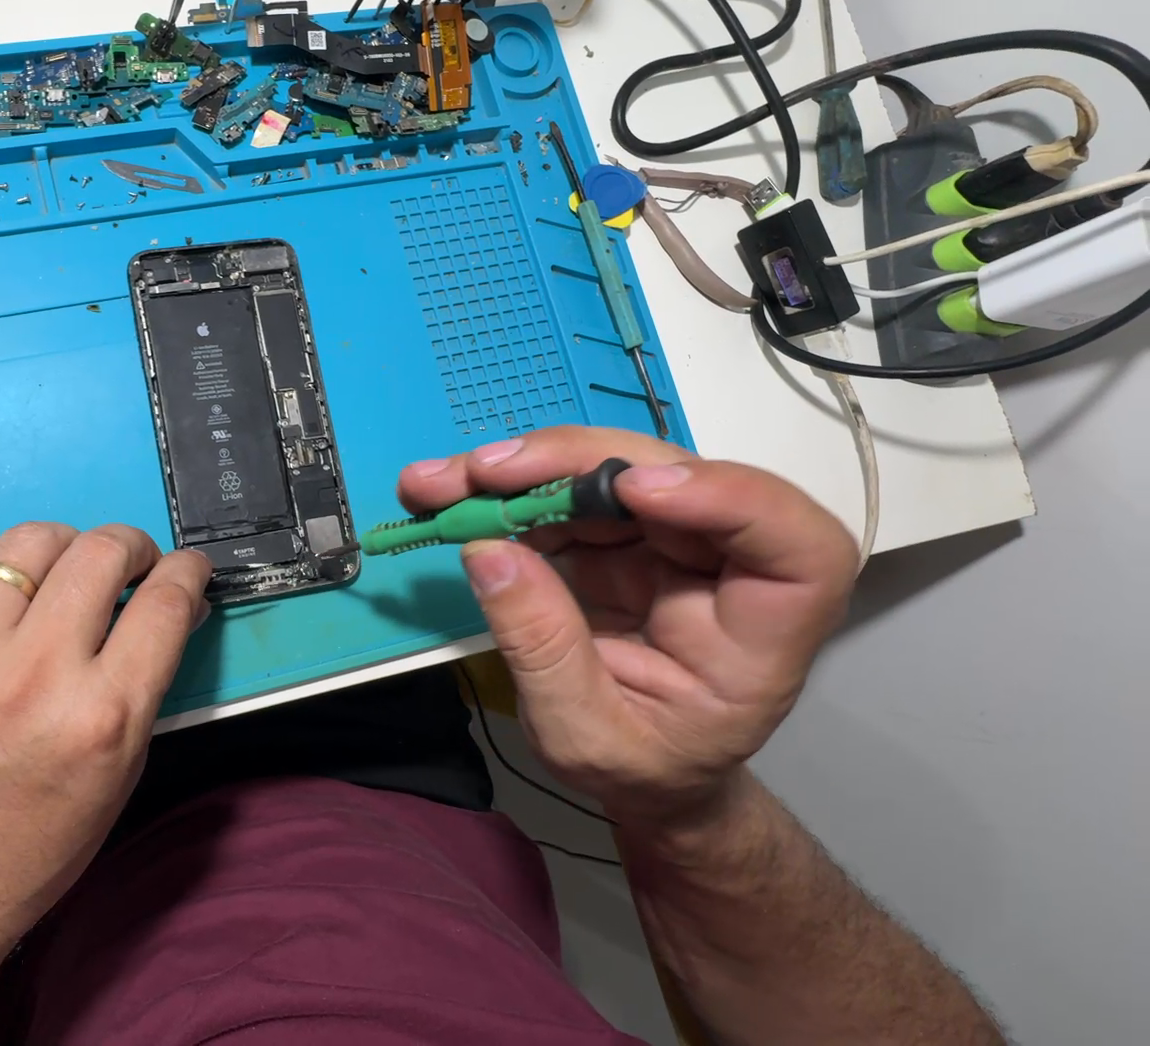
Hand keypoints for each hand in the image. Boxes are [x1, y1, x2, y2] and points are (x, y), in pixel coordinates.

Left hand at [0, 524, 210, 1036]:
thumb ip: (148, 679)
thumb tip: (172, 606)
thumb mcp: (121, 771)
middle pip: (101, 552)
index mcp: (99, 718)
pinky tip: (10, 589)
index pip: (164, 604)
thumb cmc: (40, 843)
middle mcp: (33, 673)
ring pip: (31, 539)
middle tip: (136, 566)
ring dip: (68, 546)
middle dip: (134, 547)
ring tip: (71, 574)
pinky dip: (0, 560)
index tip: (190, 569)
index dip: (190, 573)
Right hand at [398, 426, 857, 825]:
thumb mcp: (581, 735)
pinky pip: (565, 493)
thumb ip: (542, 650)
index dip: (728, 497)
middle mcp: (725, 569)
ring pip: (605, 471)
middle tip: (477, 473)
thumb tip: (487, 550)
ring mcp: (670, 543)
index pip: (796, 547)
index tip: (630, 489)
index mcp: (759, 638)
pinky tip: (447, 495)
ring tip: (434, 484)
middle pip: (674, 479)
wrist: (640, 767)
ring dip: (517, 472)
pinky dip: (503, 492)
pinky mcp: (620, 536)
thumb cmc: (639, 767)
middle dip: (568, 463)